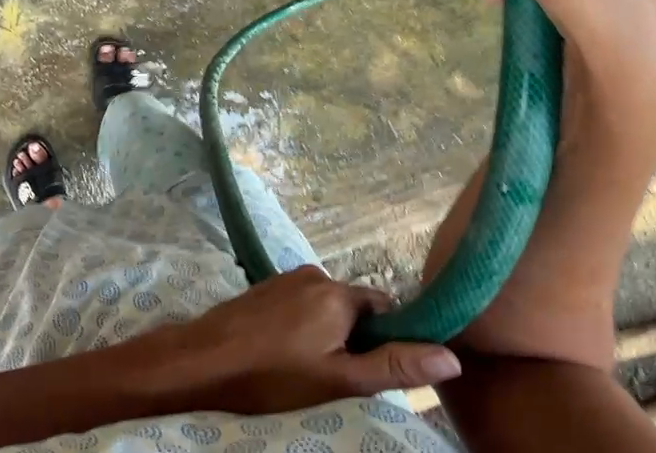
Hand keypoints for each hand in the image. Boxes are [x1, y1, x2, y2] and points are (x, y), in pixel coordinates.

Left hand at [162, 266, 461, 414]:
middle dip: (358, 339)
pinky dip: (305, 329)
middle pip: (357, 308)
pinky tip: (289, 355)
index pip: (388, 309)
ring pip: (328, 309)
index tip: (382, 369)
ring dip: (330, 336)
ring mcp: (285, 279)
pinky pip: (301, 307)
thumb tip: (452, 356)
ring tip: (311, 369)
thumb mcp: (341, 379)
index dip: (393, 340)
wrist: (203, 359)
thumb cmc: (273, 374)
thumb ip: (395, 366)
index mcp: (337, 292)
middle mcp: (313, 275)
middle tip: (341, 375)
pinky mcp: (264, 289)